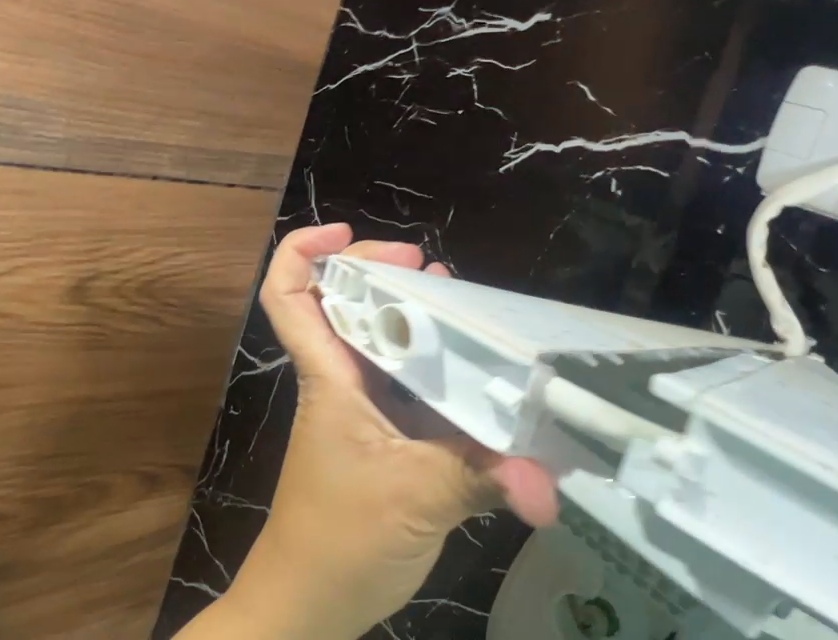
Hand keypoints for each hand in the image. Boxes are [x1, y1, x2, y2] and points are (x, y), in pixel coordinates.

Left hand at [179, 224, 556, 639]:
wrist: (309, 607)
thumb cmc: (338, 540)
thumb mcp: (412, 499)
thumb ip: (480, 480)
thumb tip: (549, 484)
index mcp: (328, 376)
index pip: (288, 294)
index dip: (306, 251)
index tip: (348, 235)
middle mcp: (342, 381)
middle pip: (344, 304)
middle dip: (381, 274)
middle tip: (435, 270)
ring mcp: (364, 411)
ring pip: (382, 343)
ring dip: (415, 317)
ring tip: (464, 301)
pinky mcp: (389, 442)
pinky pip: (412, 388)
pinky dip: (441, 371)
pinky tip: (483, 373)